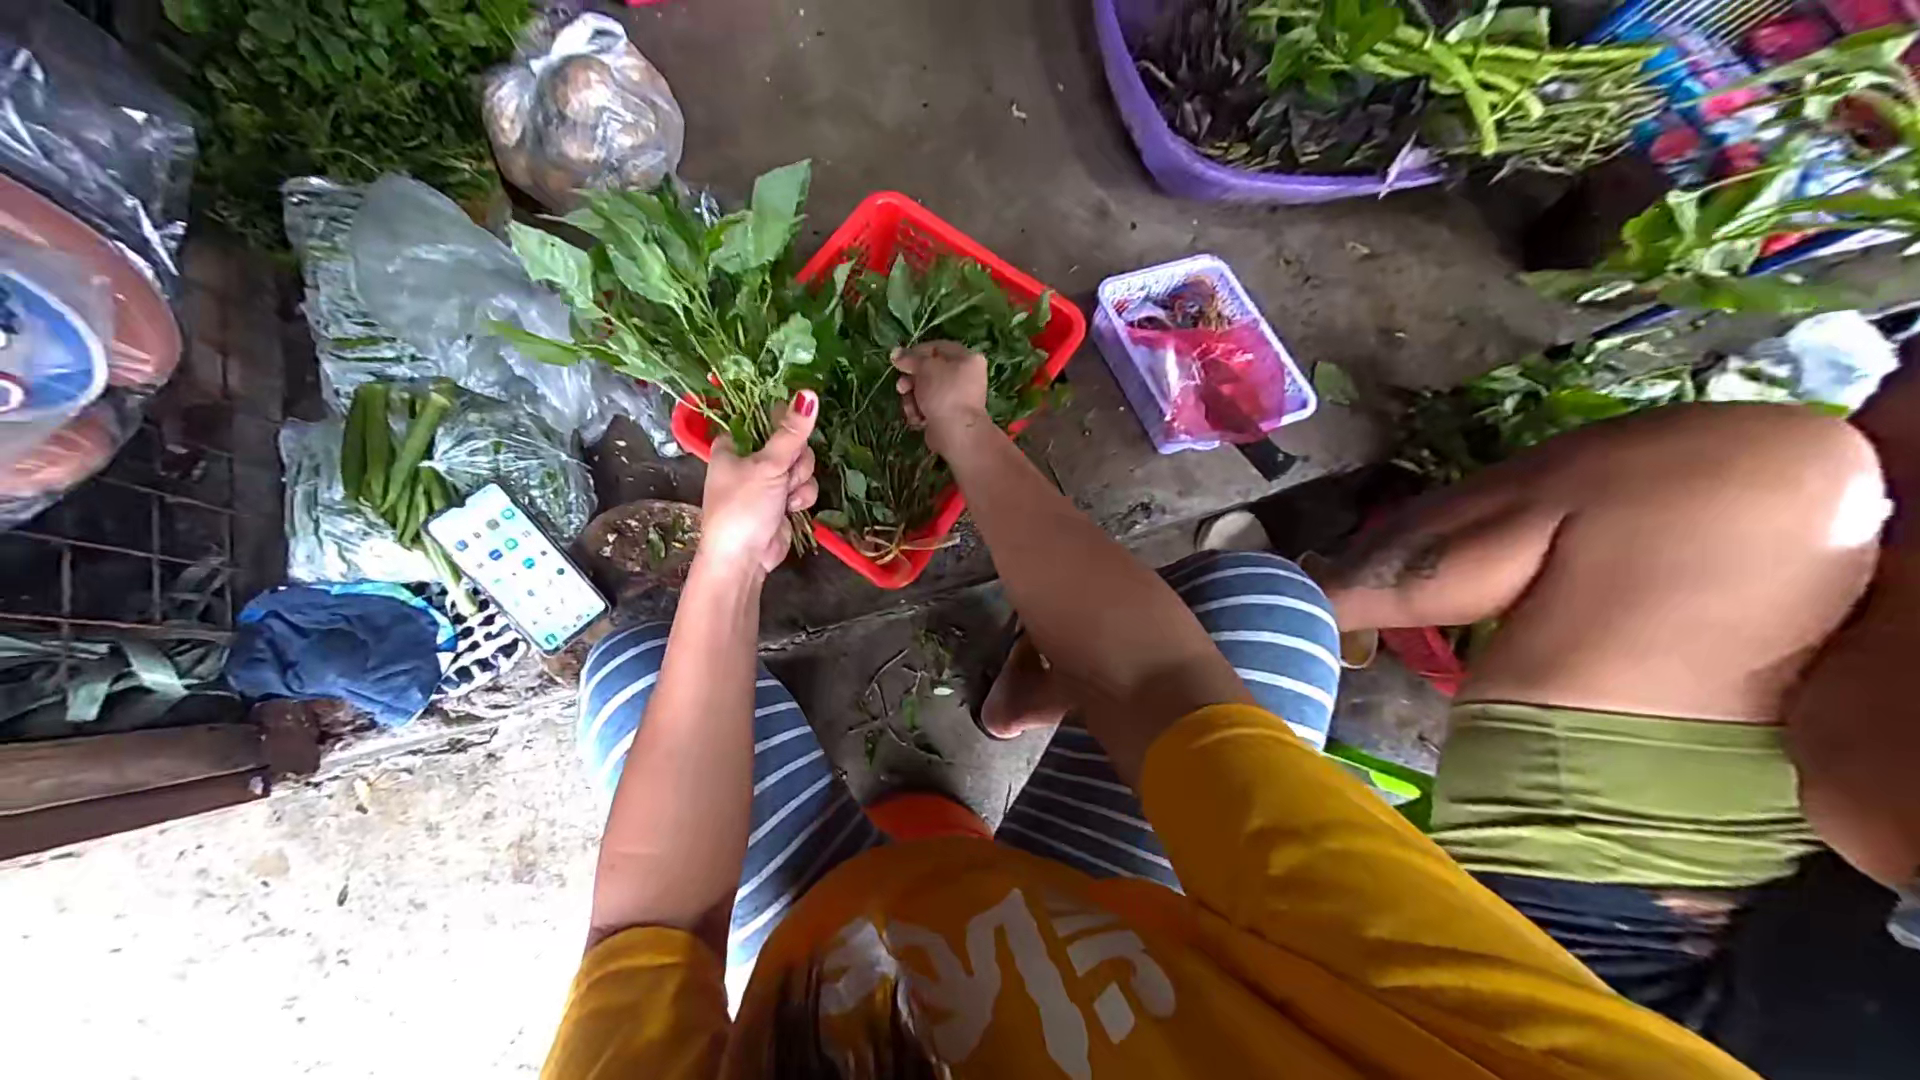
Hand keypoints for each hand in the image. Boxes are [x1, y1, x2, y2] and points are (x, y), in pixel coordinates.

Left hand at [700, 391, 819, 576]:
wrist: (743, 558)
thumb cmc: (743, 507)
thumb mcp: (768, 465)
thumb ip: (791, 432)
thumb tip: (809, 393)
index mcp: (734, 444)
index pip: (765, 418)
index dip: (784, 423)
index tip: (793, 432)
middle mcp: (751, 459)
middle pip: (791, 442)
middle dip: (796, 461)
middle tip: (784, 474)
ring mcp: (768, 481)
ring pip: (802, 466)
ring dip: (800, 482)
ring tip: (785, 498)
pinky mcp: (783, 501)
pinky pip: (804, 487)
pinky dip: (801, 498)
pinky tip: (791, 510)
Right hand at [893, 341, 988, 456]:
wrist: (956, 432)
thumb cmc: (944, 393)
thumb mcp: (925, 368)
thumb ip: (910, 358)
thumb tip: (895, 353)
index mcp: (967, 359)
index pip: (937, 348)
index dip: (916, 353)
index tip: (900, 361)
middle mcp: (965, 377)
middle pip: (929, 372)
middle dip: (911, 380)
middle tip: (901, 387)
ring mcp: (957, 398)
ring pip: (925, 391)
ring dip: (912, 398)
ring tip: (911, 407)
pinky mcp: (948, 416)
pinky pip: (928, 407)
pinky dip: (920, 412)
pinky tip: (919, 419)